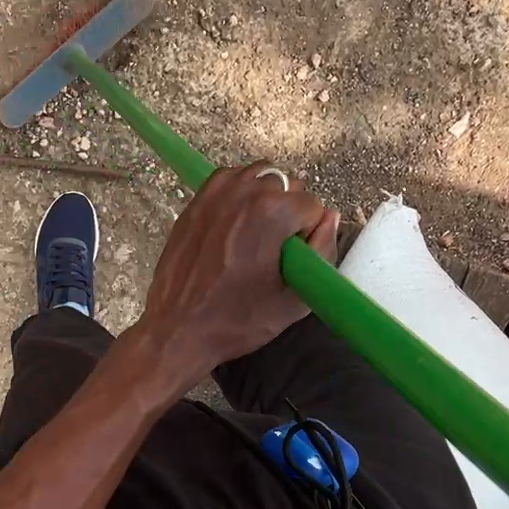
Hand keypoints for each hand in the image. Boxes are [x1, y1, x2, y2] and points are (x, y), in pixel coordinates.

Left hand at [131, 163, 338, 393]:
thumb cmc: (234, 322)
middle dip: (288, 214)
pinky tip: (234, 228)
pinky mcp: (195, 203)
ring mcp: (215, 194)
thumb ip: (323, 254)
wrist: (177, 331)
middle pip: (287, 187)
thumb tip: (330, 219)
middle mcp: (244, 192)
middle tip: (273, 251)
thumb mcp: (294, 301)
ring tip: (254, 238)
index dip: (308, 234)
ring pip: (259, 177)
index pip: (312, 206)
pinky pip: (229, 182)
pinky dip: (238, 196)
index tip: (291, 260)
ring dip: (265, 201)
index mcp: (272, 212)